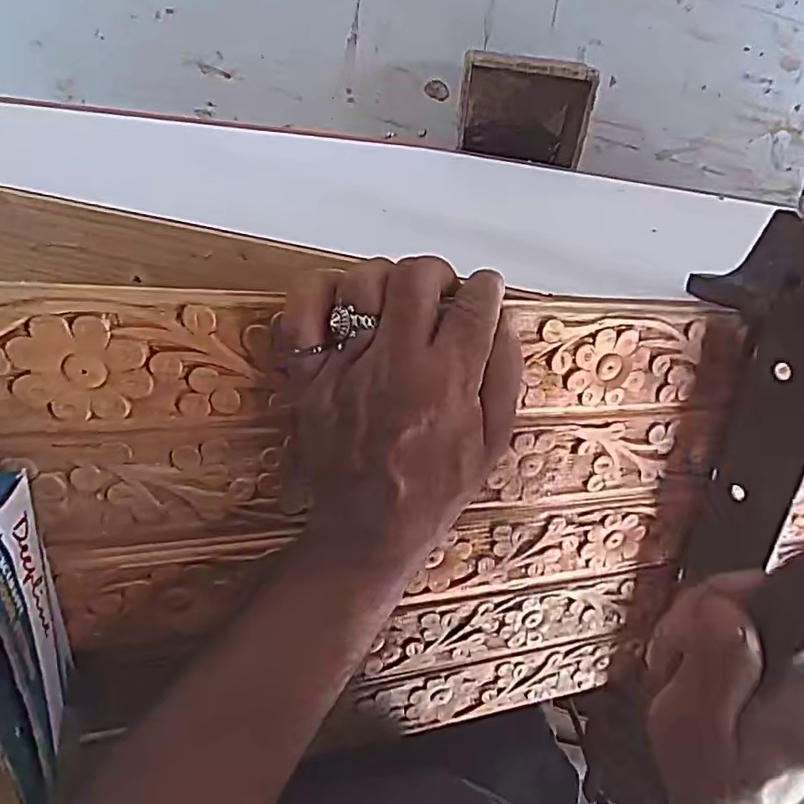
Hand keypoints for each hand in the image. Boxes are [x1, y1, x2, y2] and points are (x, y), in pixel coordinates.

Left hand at [276, 257, 520, 579]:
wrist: (367, 530)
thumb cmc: (430, 493)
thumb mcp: (490, 445)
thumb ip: (503, 378)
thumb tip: (502, 324)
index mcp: (448, 381)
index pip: (474, 303)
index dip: (486, 288)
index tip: (485, 289)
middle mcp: (396, 365)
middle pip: (417, 276)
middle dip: (437, 273)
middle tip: (441, 292)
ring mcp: (347, 368)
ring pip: (362, 283)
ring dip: (385, 282)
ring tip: (394, 305)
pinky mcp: (309, 379)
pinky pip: (300, 315)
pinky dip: (317, 296)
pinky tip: (339, 307)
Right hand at [643, 572, 803, 803]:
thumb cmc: (704, 784)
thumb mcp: (691, 727)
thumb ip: (713, 665)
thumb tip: (725, 606)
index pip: (803, 613)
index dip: (745, 597)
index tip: (700, 613)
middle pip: (781, 613)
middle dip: (716, 614)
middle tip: (676, 644)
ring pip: (770, 624)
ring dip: (715, 630)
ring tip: (682, 661)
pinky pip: (768, 645)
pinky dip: (728, 646)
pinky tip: (701, 667)